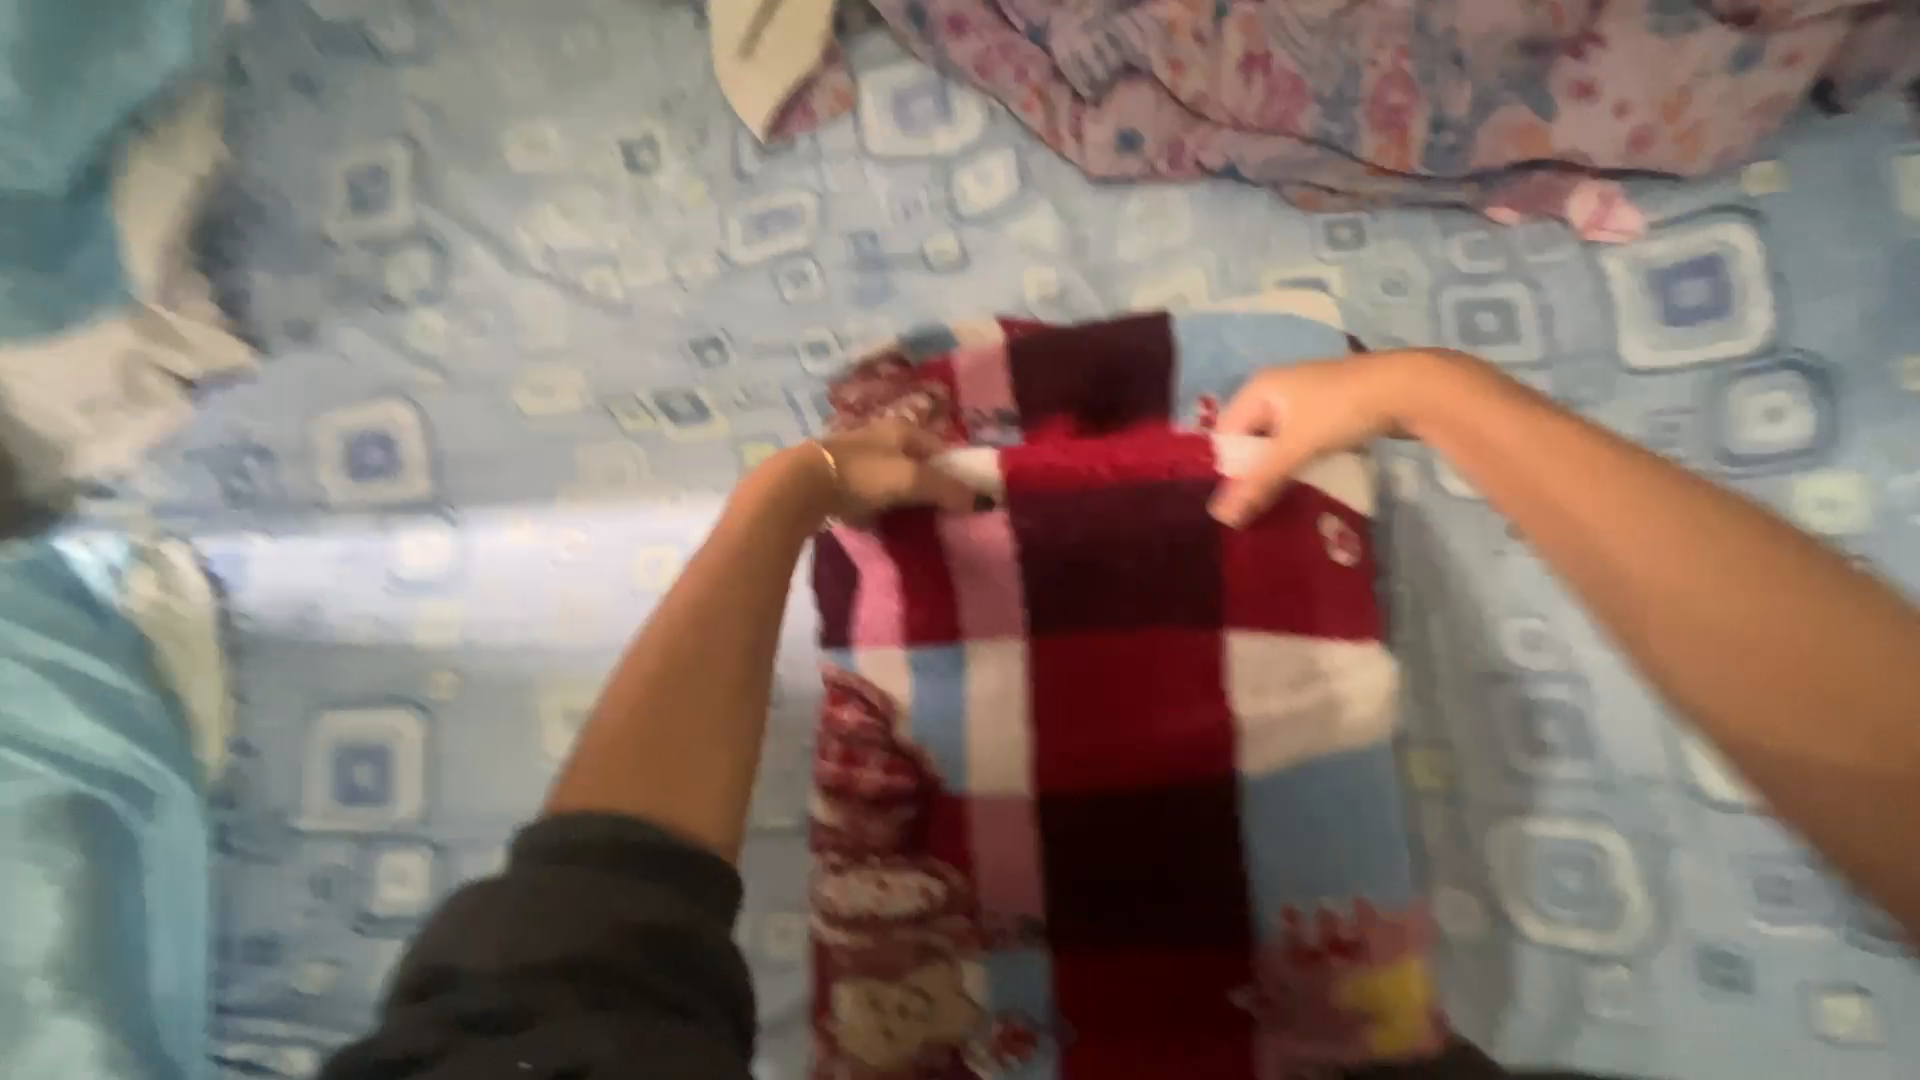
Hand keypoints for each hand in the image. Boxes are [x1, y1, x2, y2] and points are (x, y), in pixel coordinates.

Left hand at [773, 419, 979, 526]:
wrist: (802, 486)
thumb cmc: (863, 475)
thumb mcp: (912, 479)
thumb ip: (948, 488)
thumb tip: (985, 500)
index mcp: (902, 428)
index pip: (941, 447)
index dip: (956, 469)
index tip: (967, 497)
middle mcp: (881, 436)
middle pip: (917, 460)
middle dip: (931, 483)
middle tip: (945, 512)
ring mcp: (858, 457)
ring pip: (893, 475)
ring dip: (906, 495)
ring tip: (918, 520)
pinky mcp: (839, 479)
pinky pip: (872, 491)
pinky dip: (882, 504)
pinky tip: (886, 521)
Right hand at [1208, 349, 1471, 527]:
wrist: (1412, 387)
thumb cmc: (1342, 410)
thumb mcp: (1295, 448)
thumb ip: (1258, 483)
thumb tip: (1221, 517)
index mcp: (1257, 389)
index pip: (1225, 435)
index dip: (1230, 468)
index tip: (1244, 496)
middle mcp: (1275, 390)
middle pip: (1250, 439)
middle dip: (1254, 471)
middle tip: (1262, 502)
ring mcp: (1304, 398)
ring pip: (1277, 442)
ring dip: (1279, 469)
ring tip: (1286, 494)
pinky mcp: (1329, 409)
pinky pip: (1301, 440)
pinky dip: (1301, 460)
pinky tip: (1312, 479)